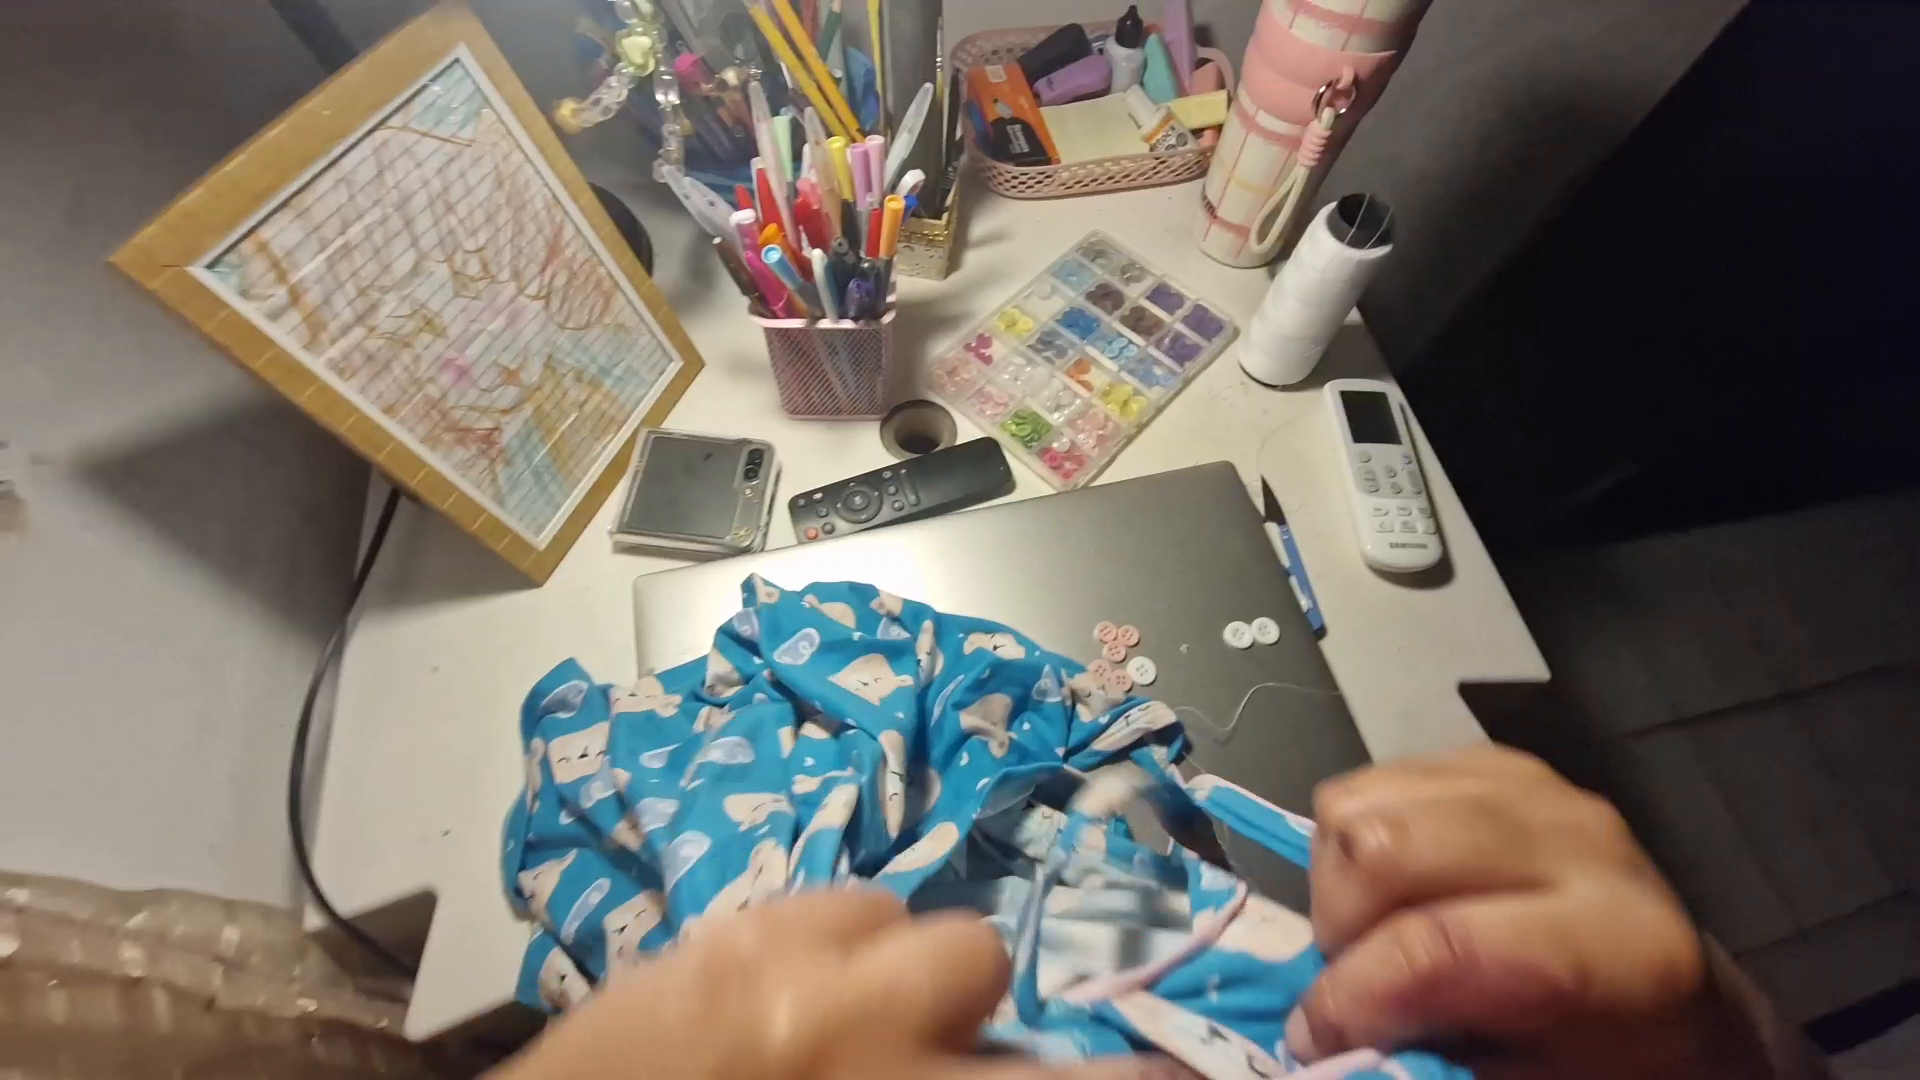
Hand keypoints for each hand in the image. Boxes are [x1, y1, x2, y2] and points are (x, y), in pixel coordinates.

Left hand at [493, 888, 1183, 1079]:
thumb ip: (941, 1072)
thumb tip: (991, 1047)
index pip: (1027, 1071)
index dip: (1116, 1076)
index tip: (1167, 1068)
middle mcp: (837, 1016)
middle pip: (973, 958)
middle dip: (966, 1002)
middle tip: (917, 1045)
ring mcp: (771, 954)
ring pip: (899, 916)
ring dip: (893, 966)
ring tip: (837, 1012)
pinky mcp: (723, 923)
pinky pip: (827, 901)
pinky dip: (832, 939)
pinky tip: (785, 982)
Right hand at [1289, 745, 1800, 1078]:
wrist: (1672, 971)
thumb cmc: (1616, 1051)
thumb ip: (1438, 1059)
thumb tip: (1323, 1042)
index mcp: (1620, 940)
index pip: (1447, 947)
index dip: (1362, 992)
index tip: (1315, 1034)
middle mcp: (1570, 836)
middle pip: (1383, 848)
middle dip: (1337, 920)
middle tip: (1347, 971)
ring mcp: (1518, 781)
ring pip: (1353, 808)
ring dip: (1333, 877)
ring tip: (1366, 925)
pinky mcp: (1475, 757)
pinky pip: (1359, 784)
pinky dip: (1344, 840)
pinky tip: (1384, 882)